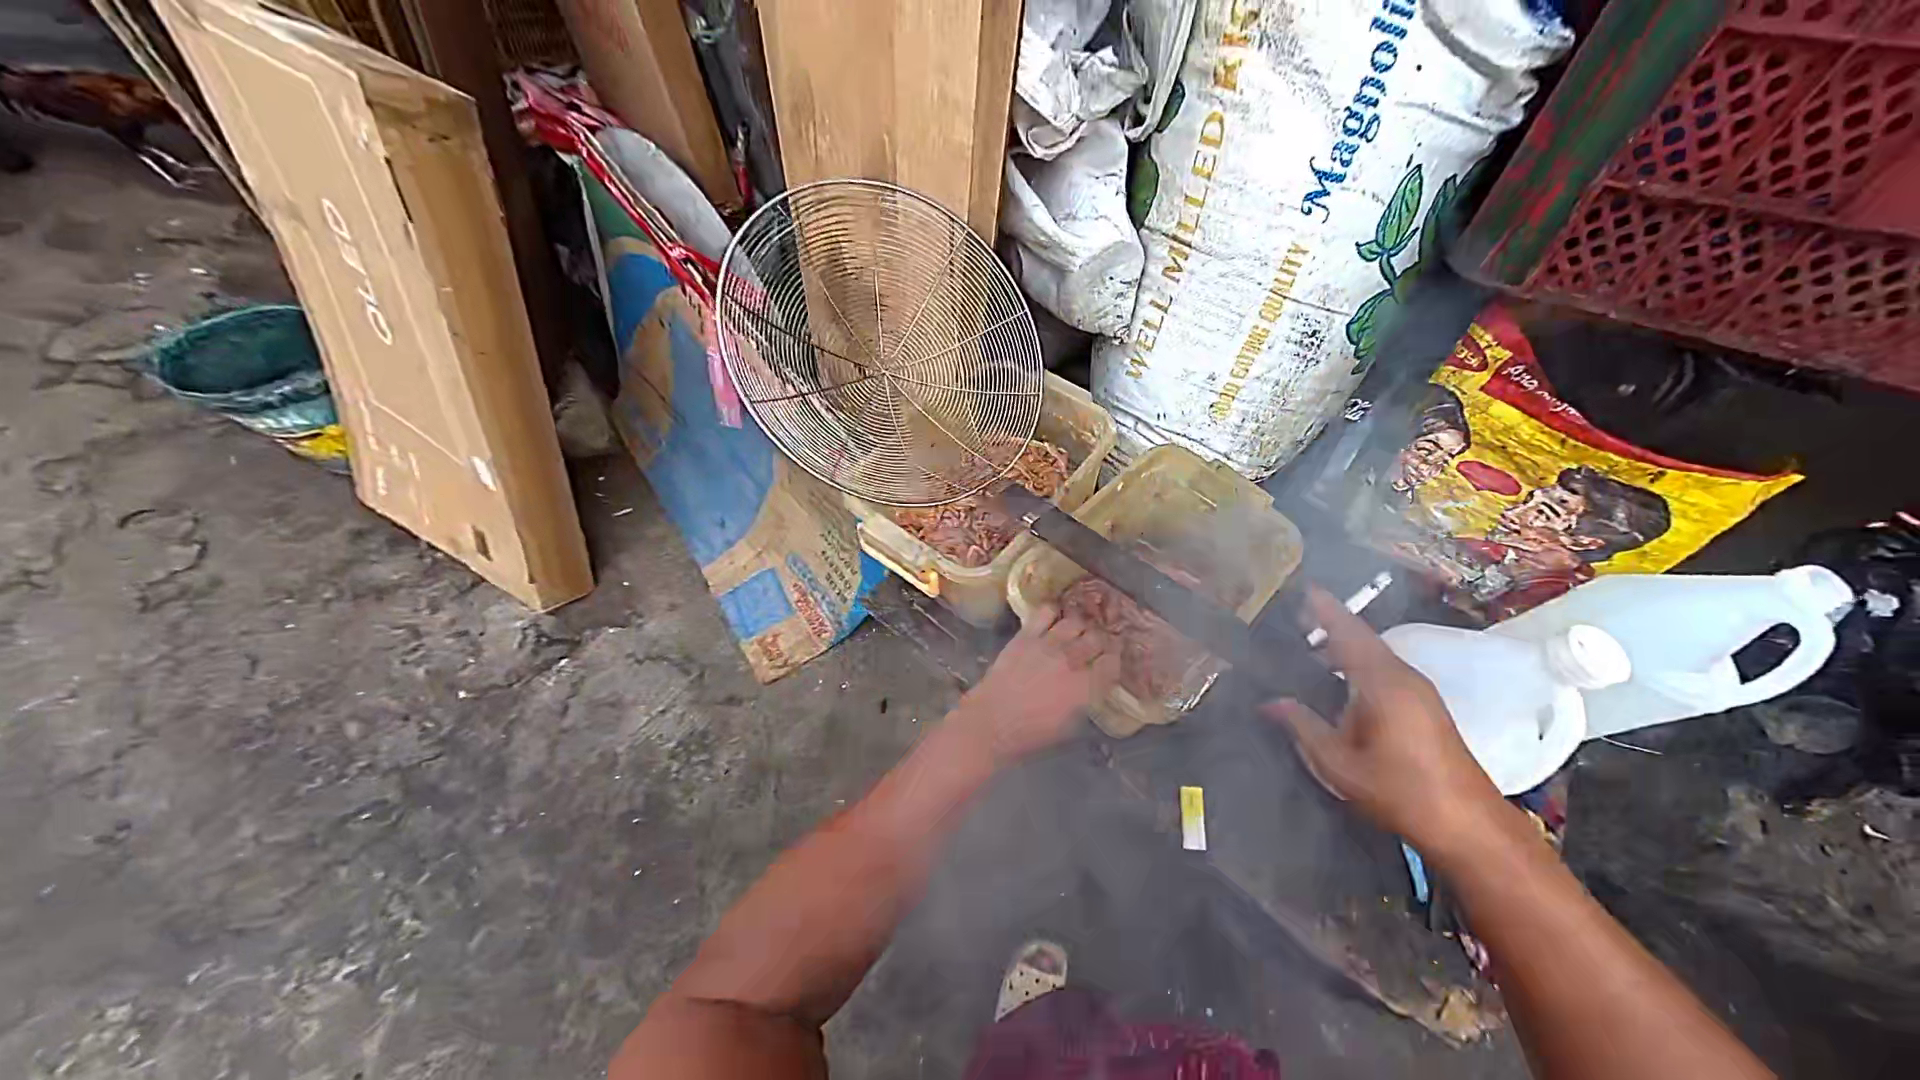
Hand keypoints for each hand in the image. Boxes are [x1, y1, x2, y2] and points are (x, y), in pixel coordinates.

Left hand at [951, 603, 1119, 764]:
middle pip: (1098, 639)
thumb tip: (1092, 684)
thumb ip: (1085, 700)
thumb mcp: (1069, 725)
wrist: (990, 722)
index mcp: (1085, 688)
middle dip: (1101, 642)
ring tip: (1076, 632)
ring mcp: (1048, 645)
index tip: (1110, 662)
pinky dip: (1054, 613)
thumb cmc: (1030, 734)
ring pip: (1076, 622)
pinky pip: (1046, 612)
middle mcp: (1071, 661)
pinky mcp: (1025, 636)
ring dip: (1080, 627)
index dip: (1114, 661)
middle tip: (1096, 646)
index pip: (1112, 663)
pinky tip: (1054, 620)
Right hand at [1263, 587, 1507, 854]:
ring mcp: (1419, 692)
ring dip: (1343, 649)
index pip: (1349, 633)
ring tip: (1308, 651)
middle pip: (1362, 641)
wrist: (1468, 825)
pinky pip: (1384, 672)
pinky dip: (1357, 665)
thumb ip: (1302, 726)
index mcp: (1382, 683)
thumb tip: (1270, 703)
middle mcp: (1404, 678)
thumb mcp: (1338, 763)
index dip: (1326, 610)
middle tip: (1294, 621)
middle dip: (1329, 627)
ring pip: (1375, 657)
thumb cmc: (1399, 791)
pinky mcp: (1425, 707)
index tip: (1306, 588)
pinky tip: (1338, 683)